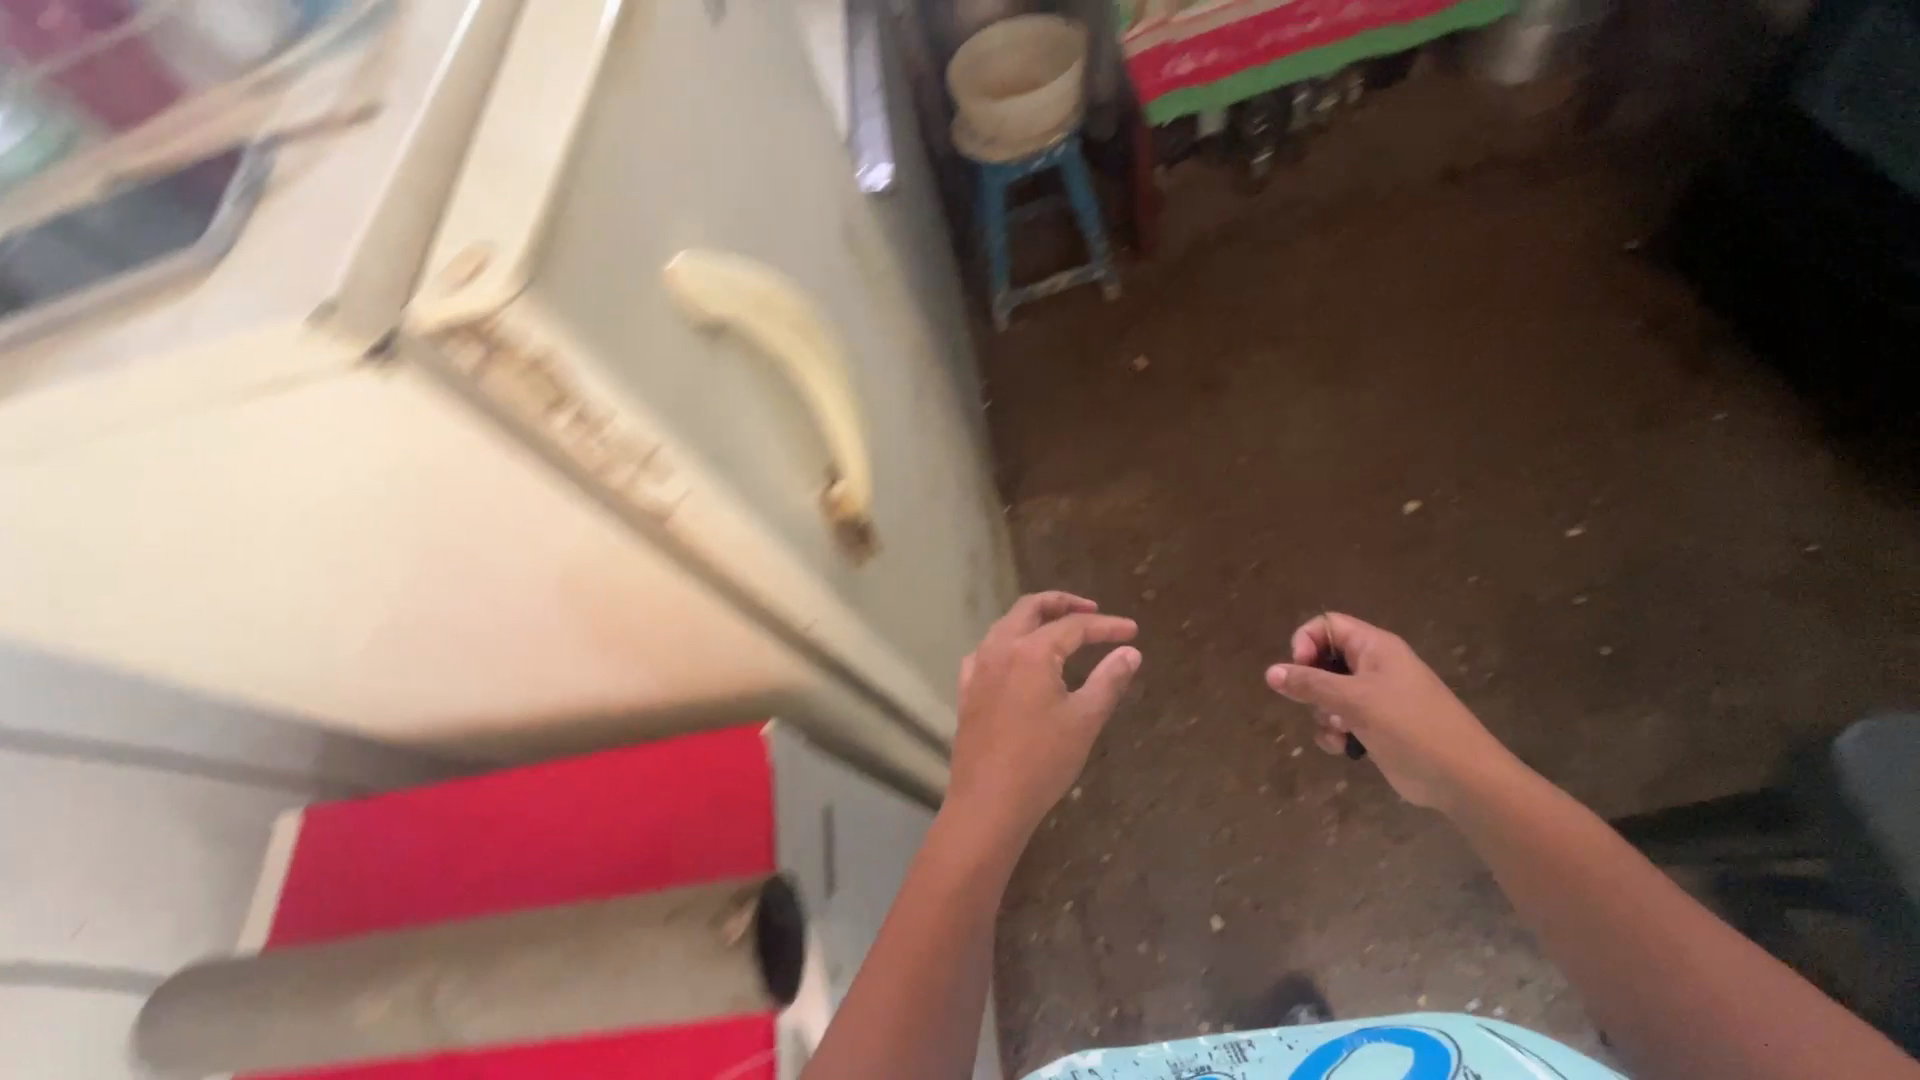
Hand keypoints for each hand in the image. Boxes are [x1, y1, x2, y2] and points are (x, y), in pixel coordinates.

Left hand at [947, 592, 1141, 838]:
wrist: (989, 801)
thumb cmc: (1042, 761)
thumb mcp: (1085, 720)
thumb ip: (1109, 680)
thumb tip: (1130, 653)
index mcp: (1031, 652)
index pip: (1074, 626)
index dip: (1107, 627)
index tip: (1132, 632)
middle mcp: (1000, 649)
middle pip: (1030, 608)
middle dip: (1063, 604)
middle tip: (1092, 611)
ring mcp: (978, 669)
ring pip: (1006, 626)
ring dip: (1034, 620)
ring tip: (1060, 631)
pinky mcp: (967, 691)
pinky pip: (987, 652)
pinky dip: (1008, 644)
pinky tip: (1018, 660)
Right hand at [1264, 613, 1518, 810]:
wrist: (1462, 777)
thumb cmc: (1410, 726)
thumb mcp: (1355, 700)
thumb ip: (1310, 684)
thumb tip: (1270, 672)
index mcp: (1375, 647)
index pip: (1326, 625)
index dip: (1306, 643)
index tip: (1299, 669)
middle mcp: (1374, 667)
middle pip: (1323, 661)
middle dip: (1312, 685)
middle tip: (1318, 704)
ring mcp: (1375, 698)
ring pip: (1327, 694)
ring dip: (1322, 714)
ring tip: (1339, 730)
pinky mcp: (1375, 726)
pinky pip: (1339, 720)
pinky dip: (1334, 732)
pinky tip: (1343, 748)